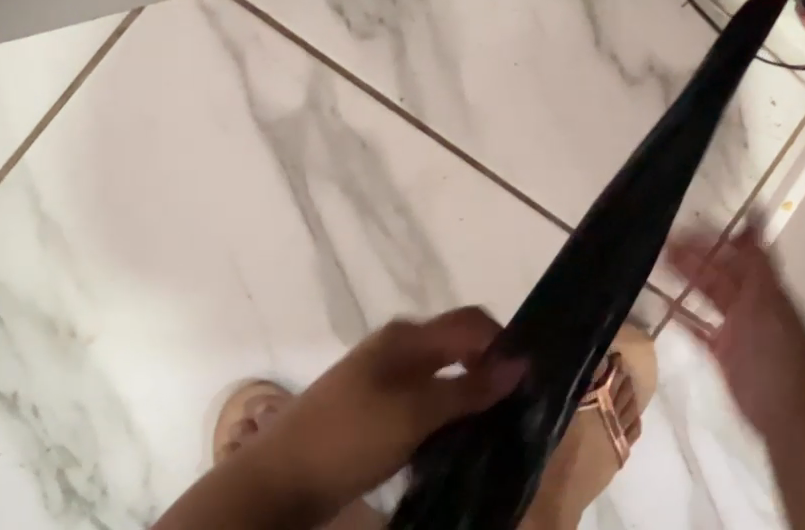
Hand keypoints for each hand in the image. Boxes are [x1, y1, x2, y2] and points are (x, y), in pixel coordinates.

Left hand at [255, 307, 525, 512]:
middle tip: (515, 407)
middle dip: (489, 369)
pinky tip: (453, 438)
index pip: (472, 321)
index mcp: (407, 336)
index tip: (529, 381)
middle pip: (457, 344)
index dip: (504, 343)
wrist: (275, 482)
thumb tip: (521, 363)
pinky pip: (423, 397)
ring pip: (441, 373)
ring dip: (467, 393)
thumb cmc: (349, 437)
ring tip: (491, 426)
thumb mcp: (414, 415)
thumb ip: (469, 389)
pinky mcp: (373, 405)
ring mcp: (382, 375)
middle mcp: (397, 345)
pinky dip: (443, 411)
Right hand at [666, 225, 804, 438]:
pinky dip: (685, 317)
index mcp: (765, 290)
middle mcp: (751, 305)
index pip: (742, 254)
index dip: (720, 237)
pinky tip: (665, 305)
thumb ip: (759, 262)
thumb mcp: (768, 303)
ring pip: (710, 297)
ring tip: (659, 262)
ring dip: (687, 280)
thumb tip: (757, 216)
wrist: (787, 417)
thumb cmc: (777, 358)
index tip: (693, 221)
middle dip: (696, 256)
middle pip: (721, 274)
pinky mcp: (724, 354)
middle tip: (664, 240)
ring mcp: (737, 330)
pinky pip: (701, 330)